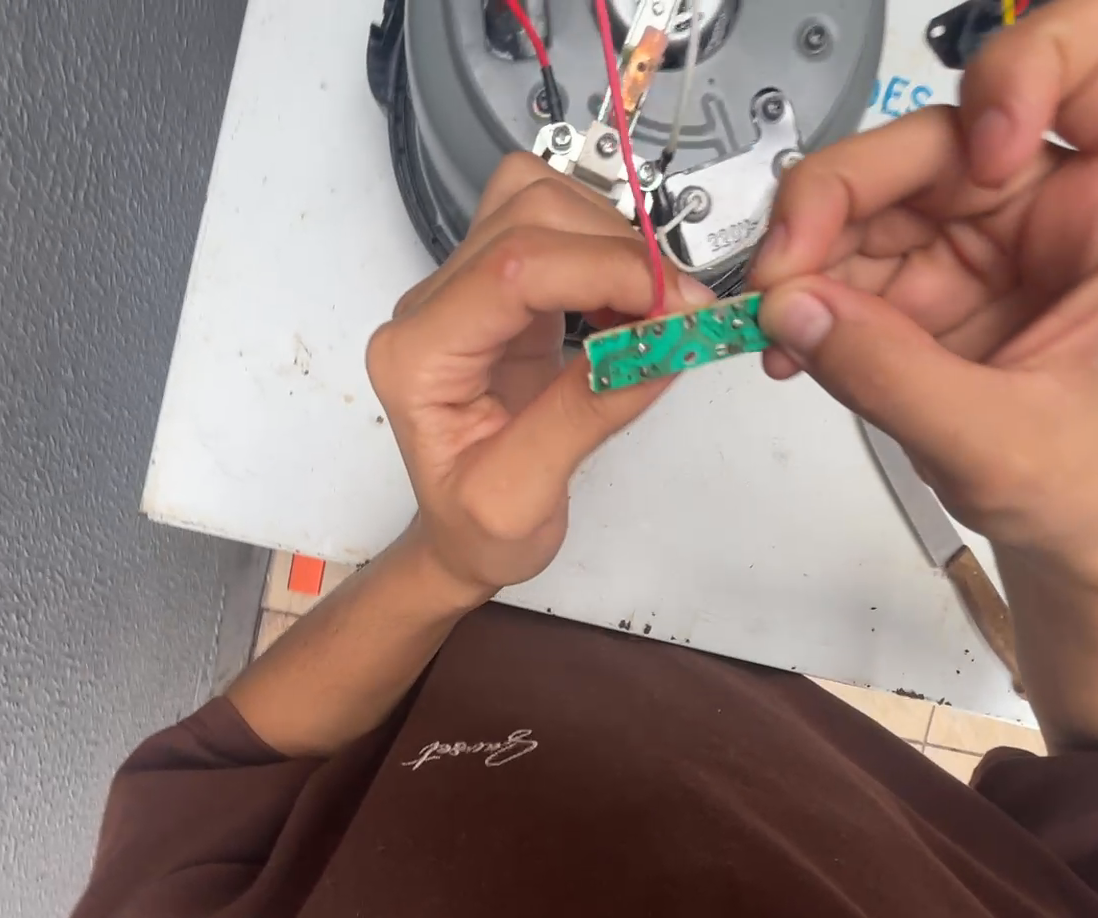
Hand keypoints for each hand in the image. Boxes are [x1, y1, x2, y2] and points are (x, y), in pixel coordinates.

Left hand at [368, 154, 713, 602]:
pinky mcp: (495, 294)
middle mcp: (429, 311)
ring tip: (652, 307)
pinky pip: (549, 230)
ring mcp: (460, 294)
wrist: (462, 536)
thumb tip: (661, 343)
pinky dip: (602, 248)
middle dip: (618, 251)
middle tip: (679, 313)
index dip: (604, 270)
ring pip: (537, 202)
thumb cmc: (478, 531)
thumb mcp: (523, 498)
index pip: (512, 270)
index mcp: (418, 360)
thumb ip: (584, 416)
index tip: (676, 306)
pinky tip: (627, 301)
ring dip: (611, 239)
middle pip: (527, 215)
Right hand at [750, 0, 1097, 565]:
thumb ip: (890, 376)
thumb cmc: (1069, 480)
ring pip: (866, 191)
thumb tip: (788, 309)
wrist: (1046, 527)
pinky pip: (837, 257)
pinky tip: (787, 346)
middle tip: (782, 275)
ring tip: (777, 325)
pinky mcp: (912, 281)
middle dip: (839, 195)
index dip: (1026, 70)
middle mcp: (1042, 203)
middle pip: (930, 132)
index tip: (978, 161)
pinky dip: (798, 297)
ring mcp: (969, 240)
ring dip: (803, 250)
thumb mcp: (994, 440)